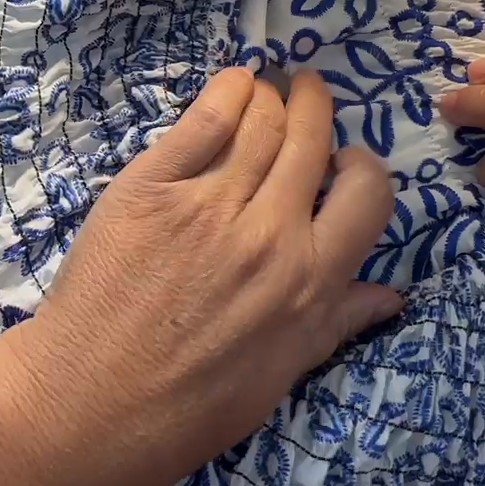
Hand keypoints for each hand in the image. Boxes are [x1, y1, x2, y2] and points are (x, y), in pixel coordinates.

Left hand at [1, 67, 402, 485]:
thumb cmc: (192, 400)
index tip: (340, 159)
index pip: (368, 192)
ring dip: (270, 93)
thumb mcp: (282, 372)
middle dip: (314, 102)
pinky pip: (202, 121)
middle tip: (305, 88)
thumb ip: (337, 320)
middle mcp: (268, 231)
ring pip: (259, 120)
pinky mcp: (152, 185)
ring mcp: (208, 203)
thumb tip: (391, 292)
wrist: (92, 403)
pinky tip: (232, 83)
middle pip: (309, 137)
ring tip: (265, 86)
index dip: (361, 164)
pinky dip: (226, 90)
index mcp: (310, 279)